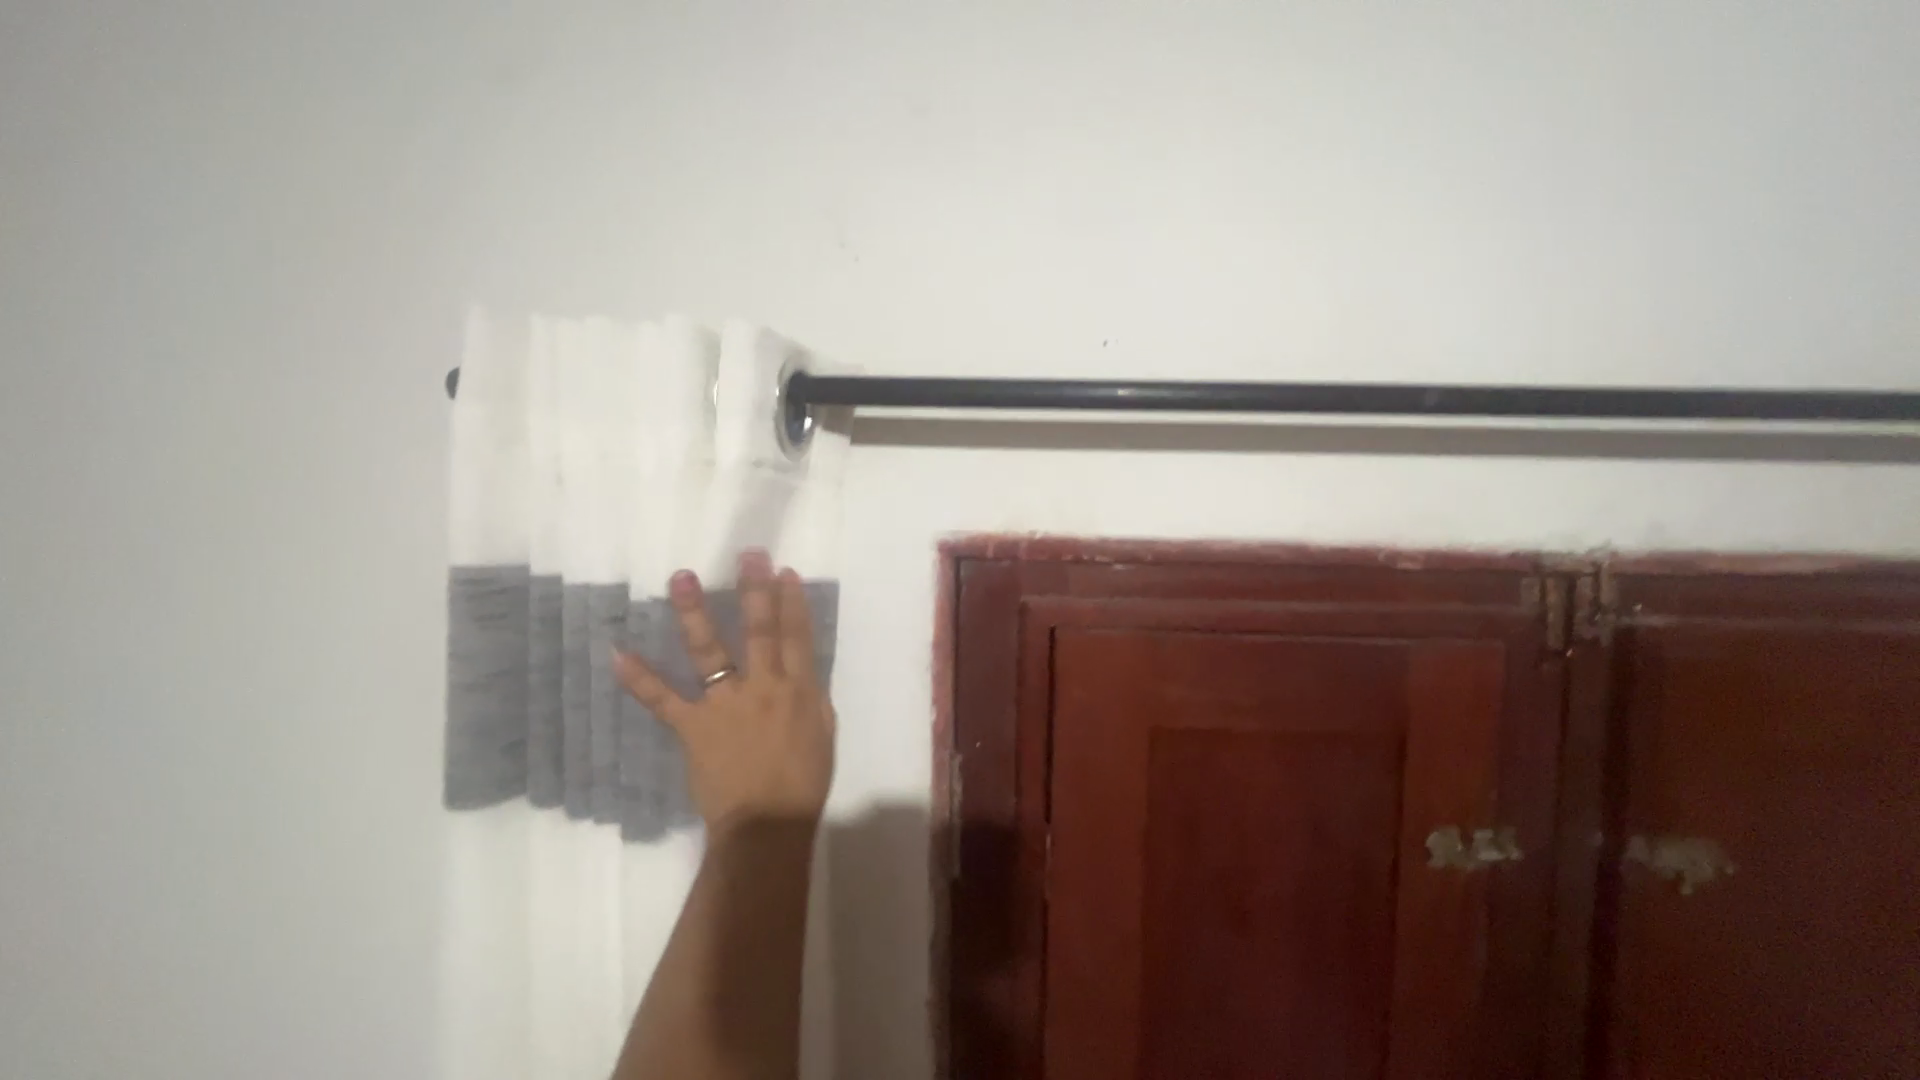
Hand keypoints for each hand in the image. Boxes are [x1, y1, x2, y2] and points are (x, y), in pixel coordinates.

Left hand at [611, 550, 835, 833]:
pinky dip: (640, 678)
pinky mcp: (694, 727)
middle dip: (754, 590)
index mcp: (800, 691)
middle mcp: (764, 688)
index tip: (783, 571)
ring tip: (681, 578)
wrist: (768, 825)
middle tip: (747, 554)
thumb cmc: (803, 782)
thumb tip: (801, 671)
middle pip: (759, 631)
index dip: (791, 601)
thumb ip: (812, 699)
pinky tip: (617, 652)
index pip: (796, 636)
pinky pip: (664, 700)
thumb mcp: (823, 734)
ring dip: (695, 613)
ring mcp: (727, 704)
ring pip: (711, 652)